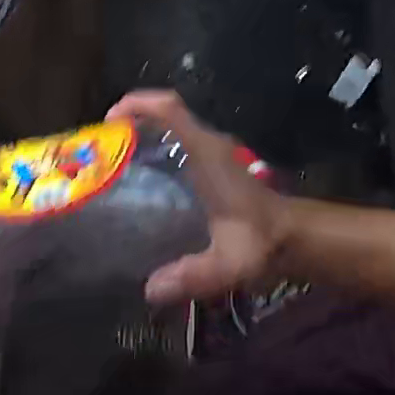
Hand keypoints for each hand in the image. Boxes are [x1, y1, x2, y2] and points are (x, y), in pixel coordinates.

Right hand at [108, 90, 290, 303]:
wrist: (293, 236)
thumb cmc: (262, 240)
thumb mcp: (227, 262)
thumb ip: (192, 275)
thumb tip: (149, 290)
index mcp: (208, 153)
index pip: (172, 110)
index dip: (139, 104)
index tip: (110, 119)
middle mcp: (209, 144)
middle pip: (167, 114)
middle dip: (132, 120)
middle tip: (101, 146)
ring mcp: (213, 152)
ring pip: (173, 127)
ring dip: (144, 132)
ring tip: (112, 160)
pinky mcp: (215, 164)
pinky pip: (179, 142)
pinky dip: (156, 148)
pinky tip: (139, 179)